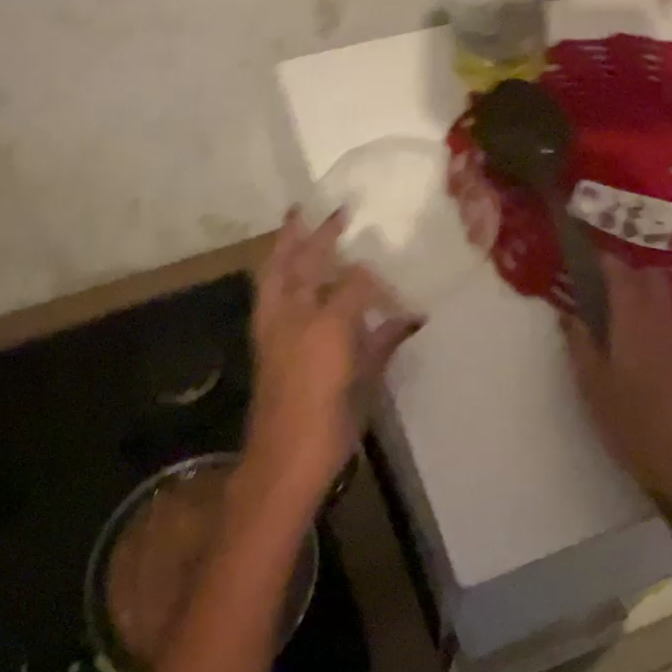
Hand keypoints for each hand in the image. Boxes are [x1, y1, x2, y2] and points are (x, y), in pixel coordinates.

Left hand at [246, 209, 417, 500]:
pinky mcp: (262, 341)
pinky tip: (282, 266)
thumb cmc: (331, 424)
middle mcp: (297, 318)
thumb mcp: (366, 383)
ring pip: (278, 273)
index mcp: (328, 327)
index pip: (354, 283)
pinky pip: (268, 292)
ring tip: (296, 218)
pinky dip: (275, 272)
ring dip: (288, 245)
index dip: (374, 276)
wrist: (283, 460)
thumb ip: (384, 343)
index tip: (391, 269)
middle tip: (337, 211)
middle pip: (308, 264)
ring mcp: (274, 327)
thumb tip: (409, 317)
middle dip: (321, 235)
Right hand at [560, 257, 671, 502]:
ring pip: (663, 300)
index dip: (603, 259)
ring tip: (611, 319)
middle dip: (626, 272)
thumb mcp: (592, 385)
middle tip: (597, 288)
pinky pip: (670, 323)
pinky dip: (651, 320)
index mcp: (636, 322)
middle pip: (651, 278)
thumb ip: (579, 342)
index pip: (622, 273)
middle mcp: (665, 322)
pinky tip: (634, 349)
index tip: (584, 255)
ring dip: (640, 297)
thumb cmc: (632, 423)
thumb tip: (569, 312)